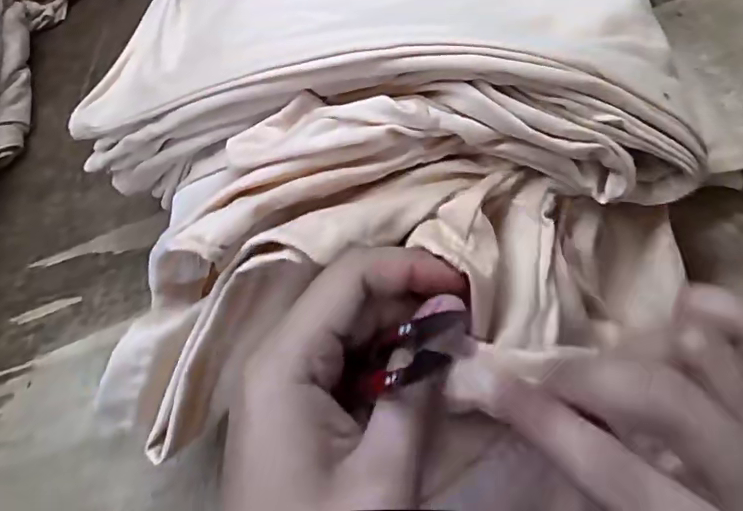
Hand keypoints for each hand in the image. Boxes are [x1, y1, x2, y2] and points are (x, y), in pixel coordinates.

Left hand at [224, 247, 467, 510]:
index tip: (461, 282)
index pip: (348, 277)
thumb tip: (446, 314)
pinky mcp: (293, 400)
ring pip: (347, 322)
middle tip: (466, 314)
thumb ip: (417, 389)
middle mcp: (275, 352)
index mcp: (283, 358)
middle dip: (408, 294)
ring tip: (453, 338)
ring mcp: (281, 376)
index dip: (406, 266)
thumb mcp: (383, 477)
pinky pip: (342, 356)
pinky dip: (384, 356)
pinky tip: (420, 369)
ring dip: (400, 324)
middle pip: (346, 294)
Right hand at [481, 286, 742, 510]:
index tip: (482, 379)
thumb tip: (520, 411)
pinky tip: (671, 323)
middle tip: (540, 374)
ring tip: (610, 363)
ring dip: (640, 345)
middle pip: (660, 394)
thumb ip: (582, 483)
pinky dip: (705, 312)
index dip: (540, 420)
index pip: (611, 467)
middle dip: (584, 374)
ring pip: (704, 347)